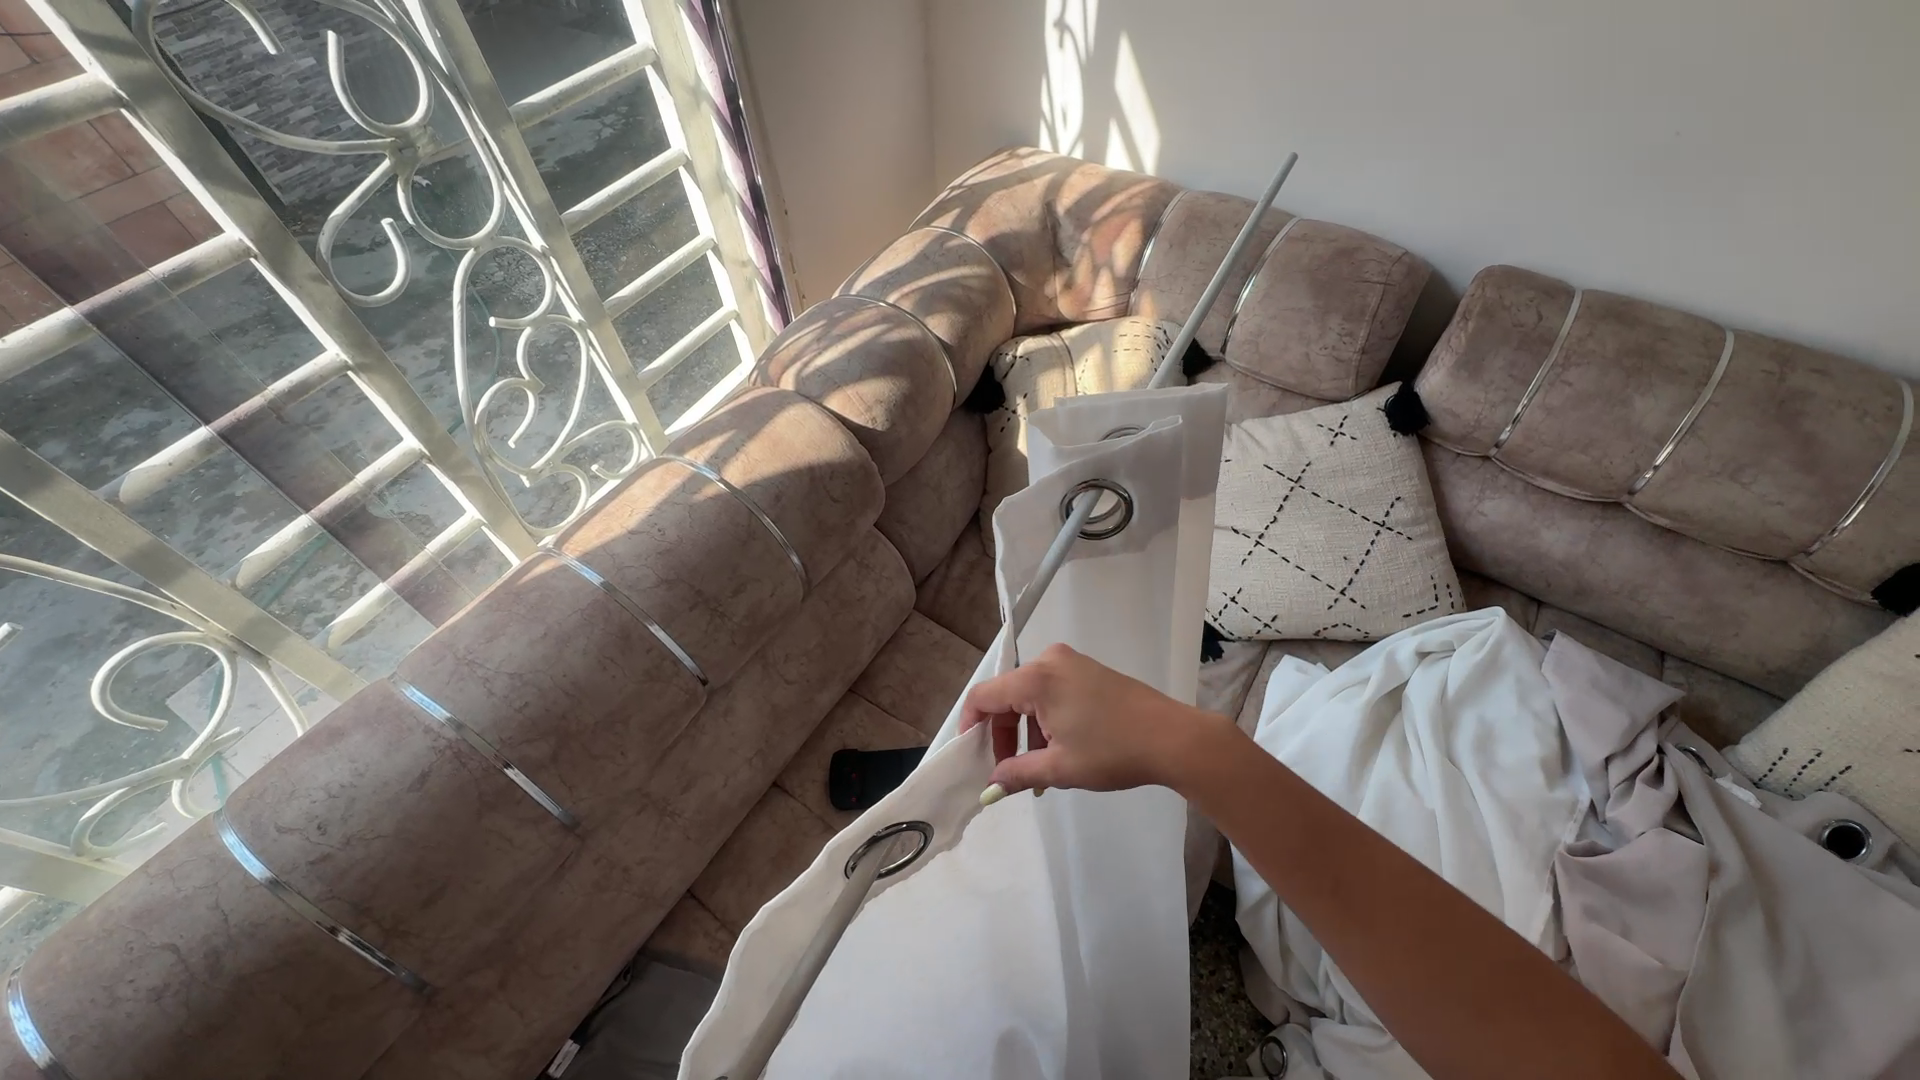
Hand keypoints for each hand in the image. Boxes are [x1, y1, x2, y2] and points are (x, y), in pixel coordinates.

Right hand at [958, 643, 1227, 800]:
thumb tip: (990, 787)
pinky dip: (1045, 720)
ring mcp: (1072, 663)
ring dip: (1025, 732)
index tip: (969, 757)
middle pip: (1006, 696)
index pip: (983, 696)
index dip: (970, 726)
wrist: (1173, 739)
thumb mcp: (1060, 768)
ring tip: (1038, 771)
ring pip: (1029, 696)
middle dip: (1002, 735)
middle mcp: (1049, 660)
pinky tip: (1058, 751)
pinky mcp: (1089, 671)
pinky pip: (1051, 692)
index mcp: (1036, 678)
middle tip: (1006, 773)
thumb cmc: (1113, 752)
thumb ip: (1016, 774)